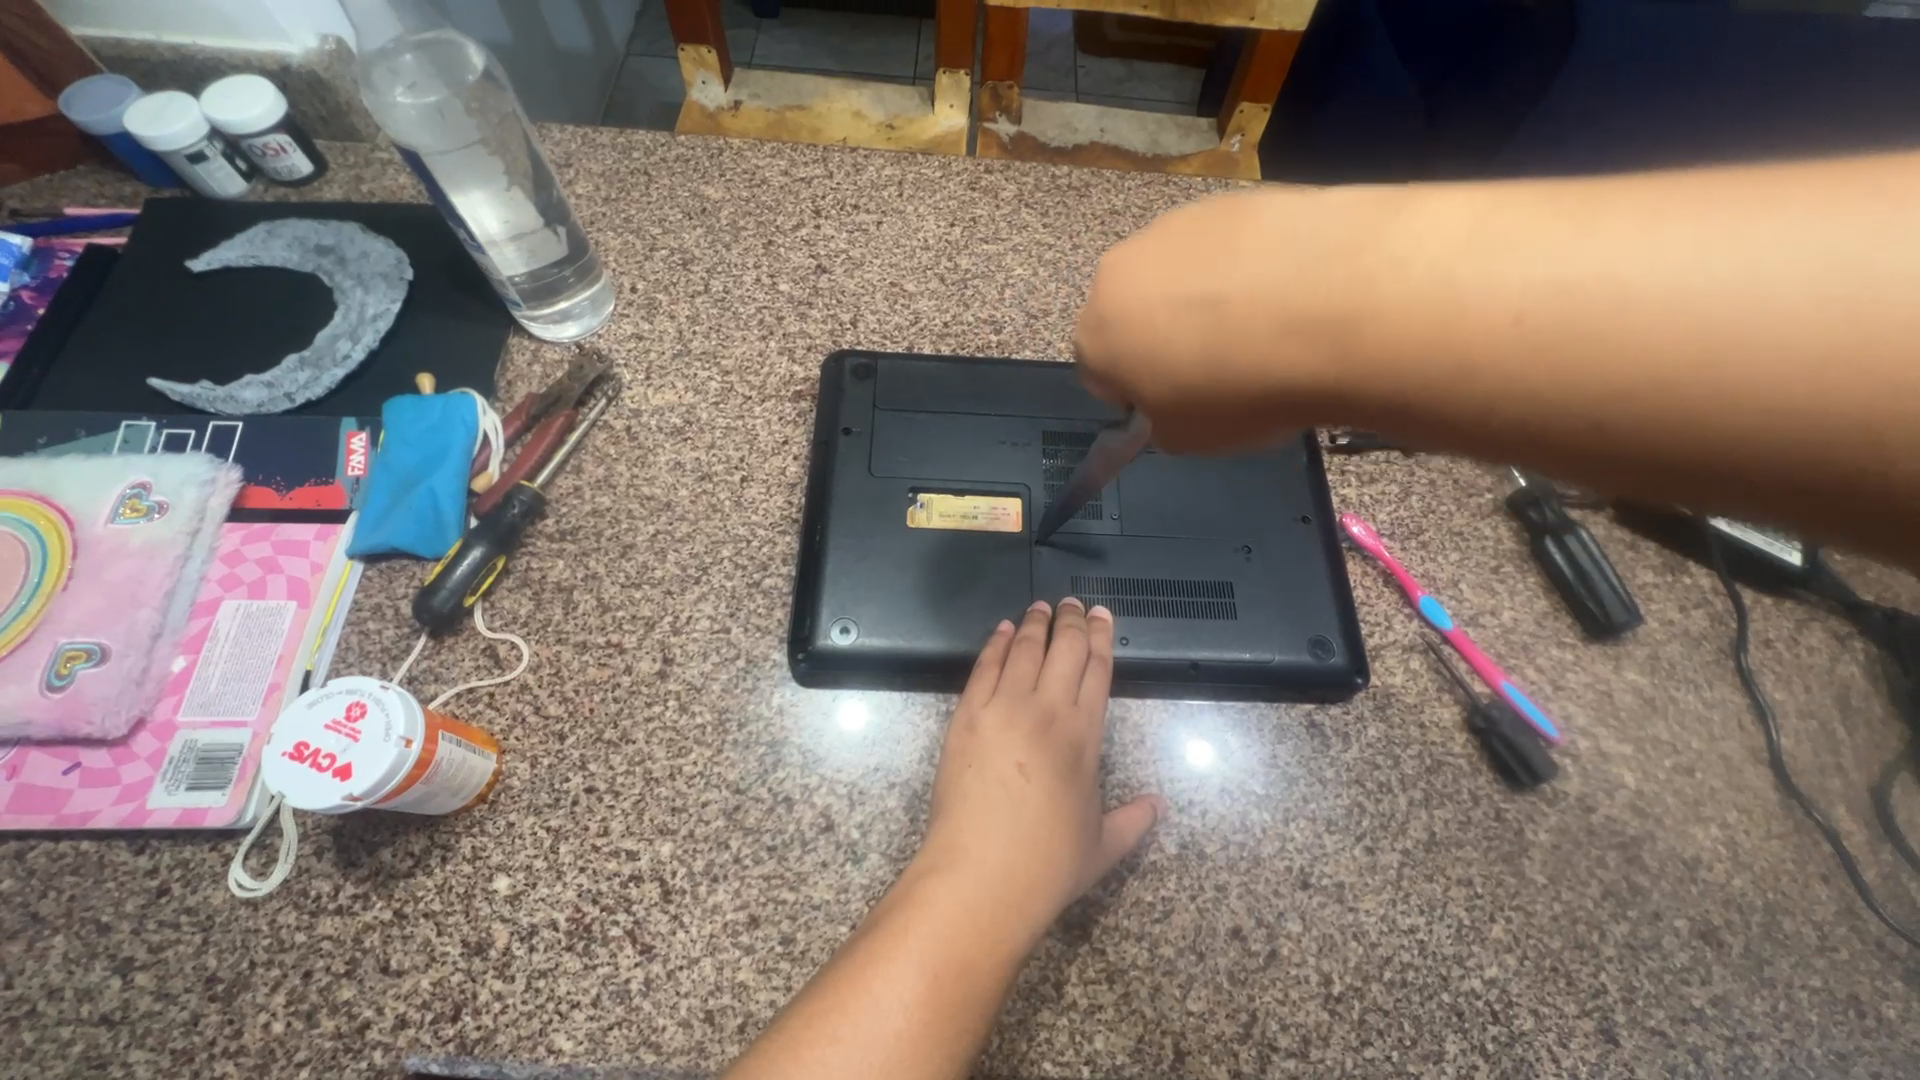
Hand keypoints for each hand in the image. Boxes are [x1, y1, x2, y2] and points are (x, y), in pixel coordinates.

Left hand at [912, 599, 1166, 947]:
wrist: (983, 874)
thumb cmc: (1047, 864)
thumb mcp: (1103, 846)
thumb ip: (1134, 821)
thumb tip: (1160, 804)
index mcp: (1085, 736)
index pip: (1098, 672)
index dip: (1102, 638)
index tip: (1102, 615)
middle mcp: (1048, 710)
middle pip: (1064, 650)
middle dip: (1071, 621)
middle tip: (1072, 603)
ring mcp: (1004, 709)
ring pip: (1024, 650)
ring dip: (1034, 624)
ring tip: (1040, 607)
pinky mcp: (967, 715)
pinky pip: (985, 668)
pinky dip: (995, 644)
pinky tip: (1001, 630)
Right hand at [1073, 185, 1389, 452]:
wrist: (1340, 305)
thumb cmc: (1246, 389)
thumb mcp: (1189, 439)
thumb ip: (1162, 421)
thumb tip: (1172, 402)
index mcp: (1097, 336)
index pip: (1098, 375)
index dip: (1138, 394)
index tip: (1180, 402)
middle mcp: (1120, 272)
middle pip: (1130, 313)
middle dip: (1162, 336)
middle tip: (1220, 363)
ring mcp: (1175, 225)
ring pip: (1176, 272)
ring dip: (1201, 296)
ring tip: (1264, 322)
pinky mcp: (1230, 197)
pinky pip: (1226, 243)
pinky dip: (1246, 263)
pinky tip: (1290, 287)